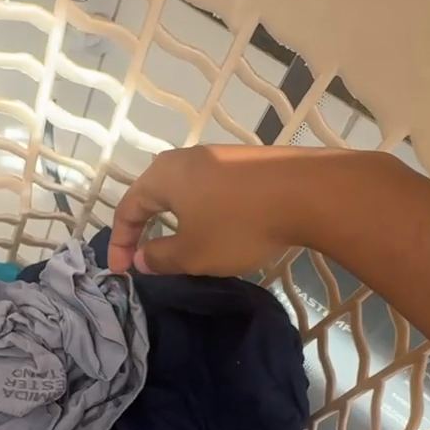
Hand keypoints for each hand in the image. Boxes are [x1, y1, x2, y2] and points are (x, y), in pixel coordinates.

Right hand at [107, 145, 392, 274]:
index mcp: (164, 176)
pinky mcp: (248, 164)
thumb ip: (160, 258)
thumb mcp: (193, 253)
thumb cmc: (239, 225)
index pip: (127, 208)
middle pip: (154, 194)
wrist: (310, 194)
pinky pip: (212, 190)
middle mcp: (187, 158)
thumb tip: (141, 259)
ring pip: (185, 191)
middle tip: (144, 256)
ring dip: (176, 221)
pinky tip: (219, 230)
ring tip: (181, 247)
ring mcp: (220, 157)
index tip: (122, 273)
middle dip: (145, 227)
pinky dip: (203, 213)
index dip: (120, 243)